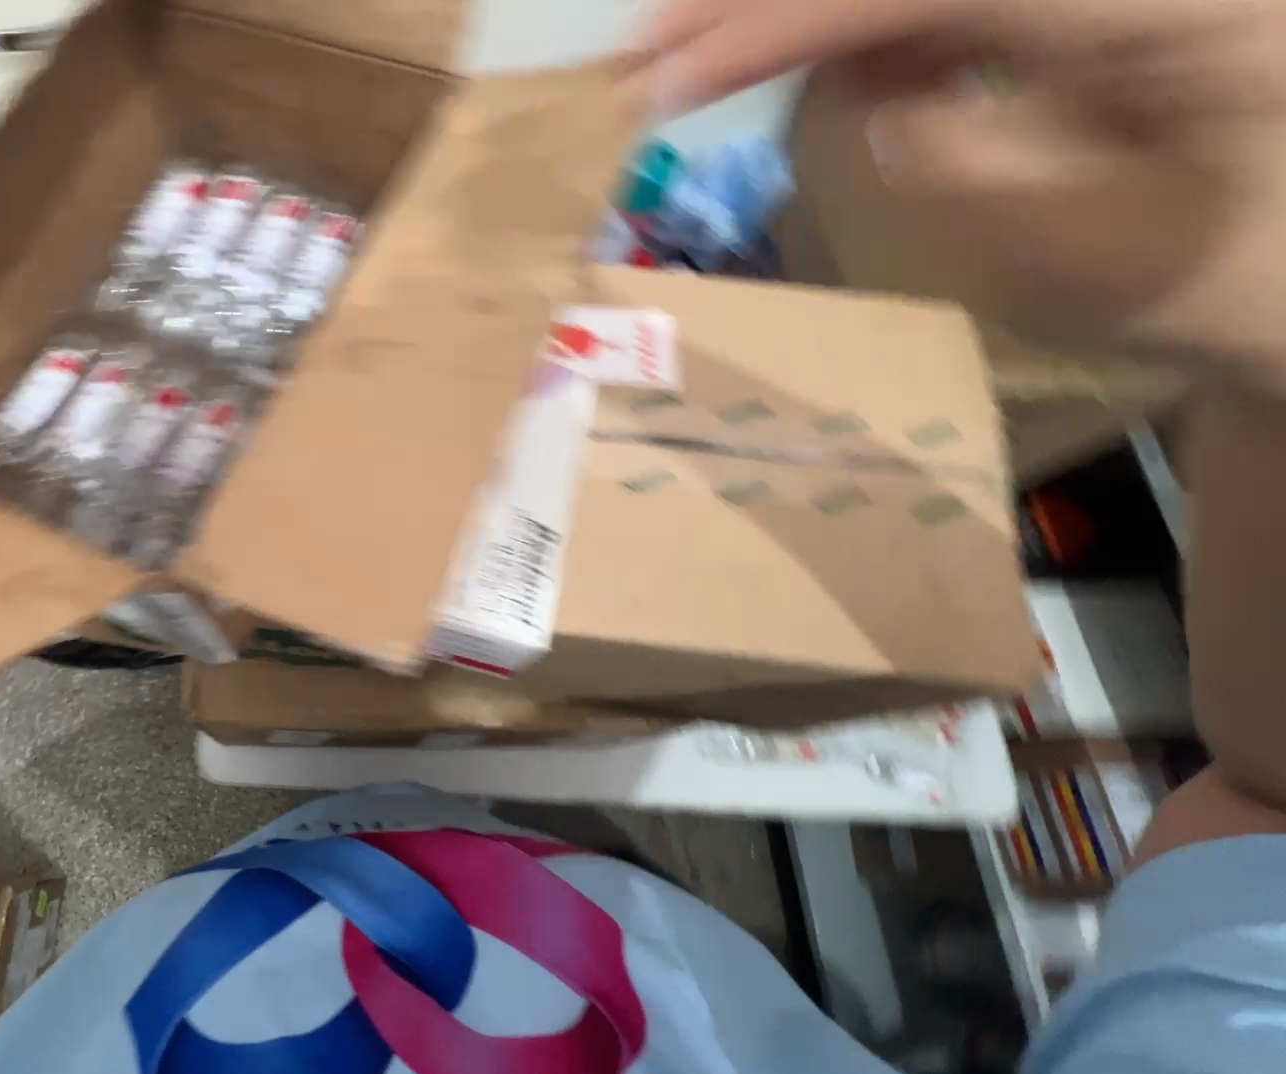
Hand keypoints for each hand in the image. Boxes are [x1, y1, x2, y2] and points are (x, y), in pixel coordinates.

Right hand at [623, 0, 1285, 393]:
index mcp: (1164, 0)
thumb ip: (946, 158)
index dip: (777, 26)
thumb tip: (846, 84)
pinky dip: (831, 35)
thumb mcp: (1070, 251)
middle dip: (752, 2)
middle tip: (640, 54)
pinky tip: (780, 65)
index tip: (662, 83)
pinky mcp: (1045, 3)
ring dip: (780, 20)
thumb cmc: (1200, 278)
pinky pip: (910, 12)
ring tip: (684, 69)